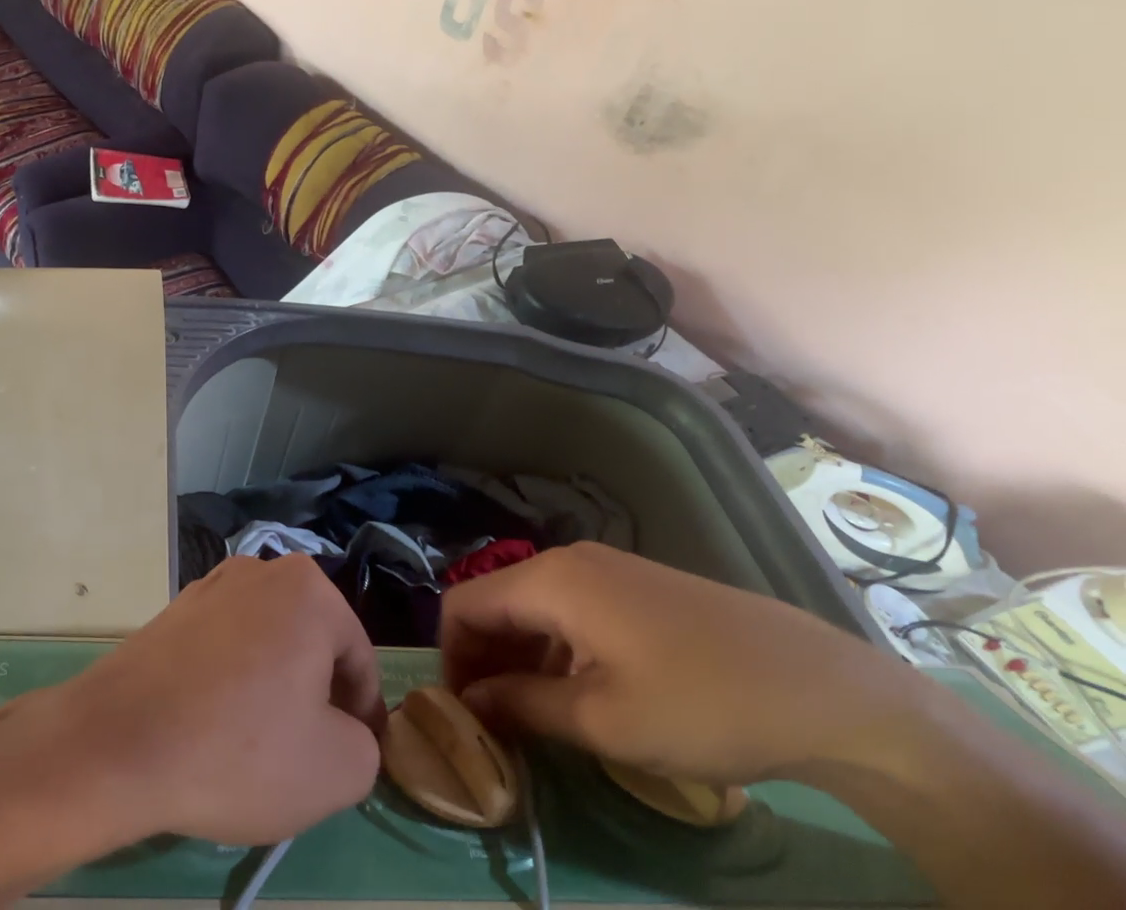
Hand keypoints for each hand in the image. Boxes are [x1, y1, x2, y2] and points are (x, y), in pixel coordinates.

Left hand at [51, 554, 386, 845]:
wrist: (115, 746)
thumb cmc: (239, 751)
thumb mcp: (338, 769)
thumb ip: (367, 745)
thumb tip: (343, 731)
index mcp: (308, 590)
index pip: (358, 660)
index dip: (363, 716)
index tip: (354, 758)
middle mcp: (257, 572)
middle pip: (309, 648)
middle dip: (315, 699)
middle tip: (306, 757)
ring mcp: (205, 589)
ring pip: (264, 649)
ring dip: (271, 692)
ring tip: (256, 748)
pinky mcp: (167, 615)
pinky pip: (220, 653)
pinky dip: (228, 688)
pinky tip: (213, 732)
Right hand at [440, 542, 938, 785]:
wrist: (833, 696)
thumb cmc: (704, 706)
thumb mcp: (601, 721)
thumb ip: (521, 706)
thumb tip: (472, 702)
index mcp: (552, 581)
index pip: (463, 605)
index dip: (449, 658)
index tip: (461, 713)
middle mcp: (573, 562)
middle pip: (497, 603)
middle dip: (483, 660)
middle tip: (492, 722)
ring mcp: (613, 571)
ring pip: (536, 610)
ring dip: (520, 660)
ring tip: (534, 717)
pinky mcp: (645, 589)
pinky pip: (575, 612)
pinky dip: (558, 652)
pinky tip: (581, 696)